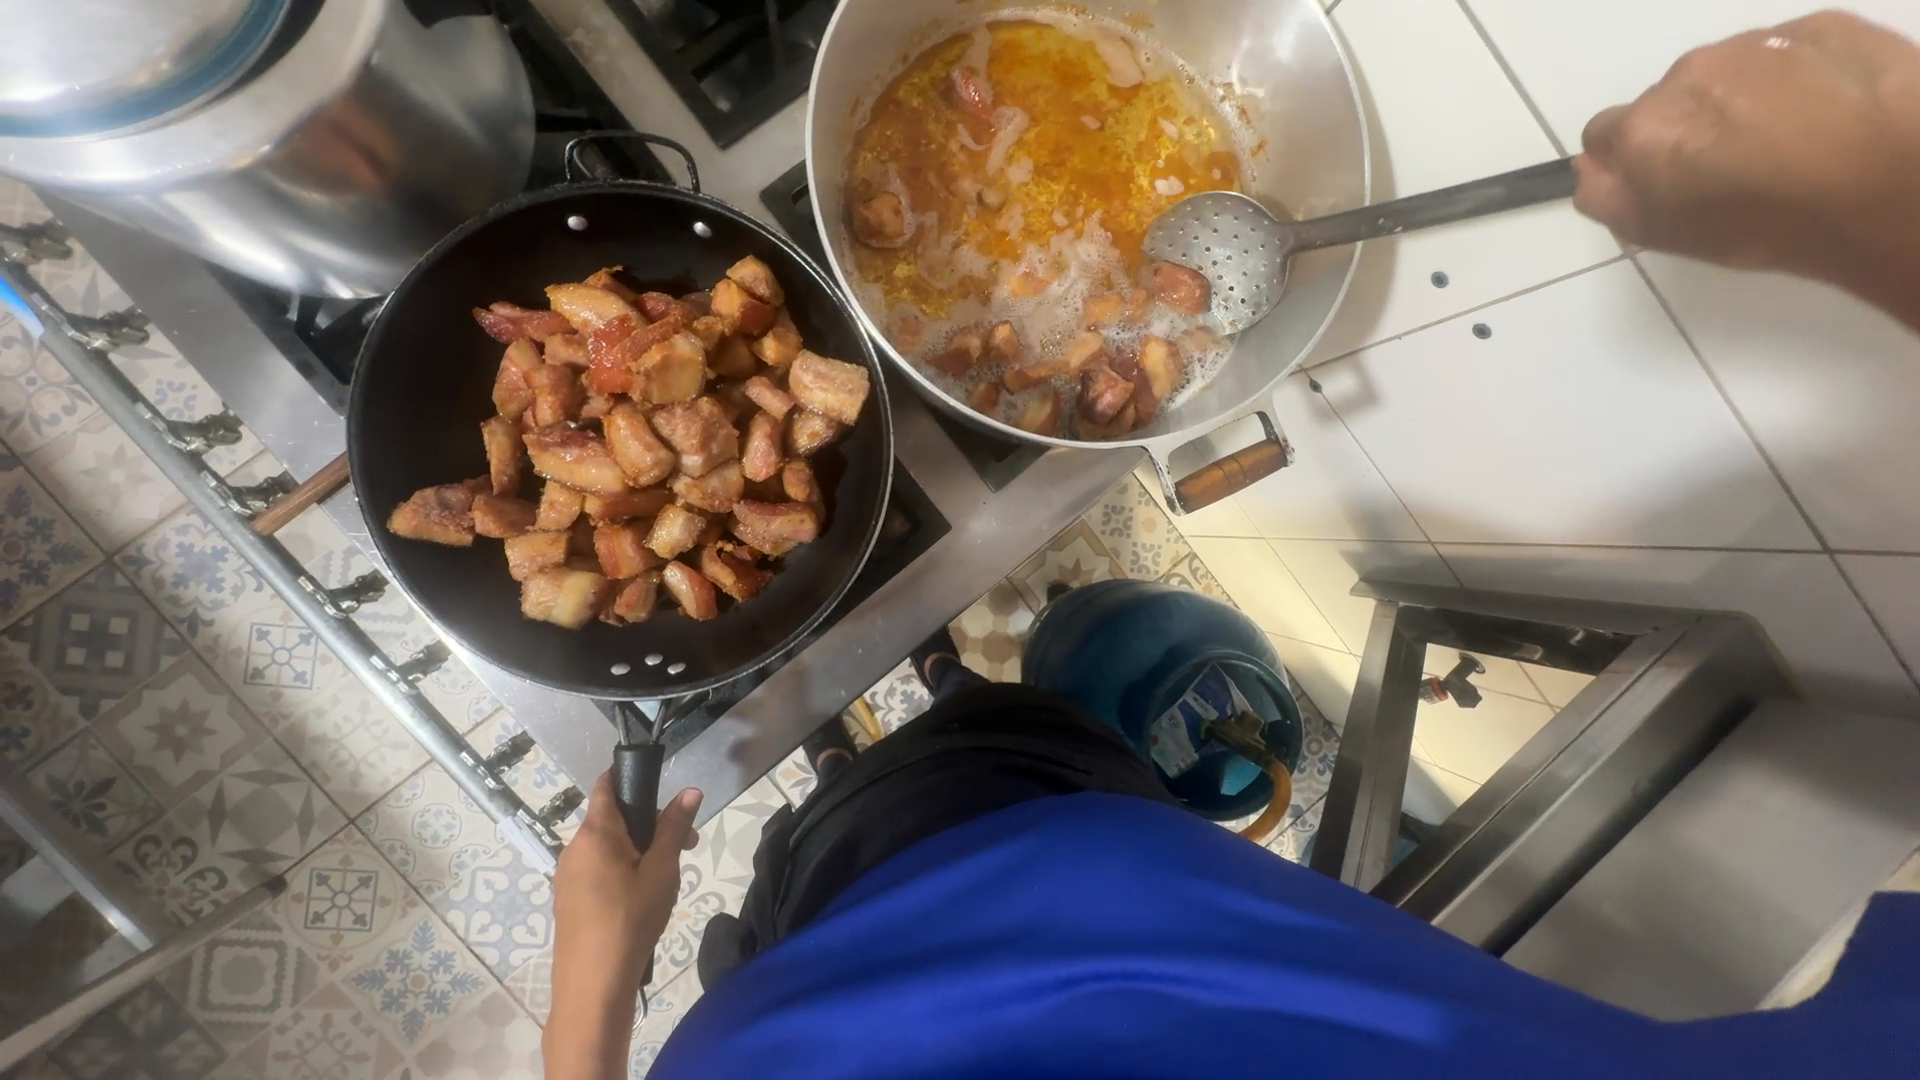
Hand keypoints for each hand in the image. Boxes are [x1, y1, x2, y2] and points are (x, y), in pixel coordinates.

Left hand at [544, 773, 700, 1079]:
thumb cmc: (630, 919)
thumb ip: (674, 827)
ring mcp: (568, 876)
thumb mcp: (662, 870)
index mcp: (594, 834)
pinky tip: (645, 895)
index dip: (631, 777)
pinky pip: (599, 869)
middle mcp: (574, 849)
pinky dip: (624, 868)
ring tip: (670, 875)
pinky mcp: (569, 900)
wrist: (593, 987)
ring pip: (609, 846)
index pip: (606, 786)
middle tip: (686, 845)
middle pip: (614, 819)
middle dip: (651, 823)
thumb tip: (690, 791)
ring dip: (640, 848)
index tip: (662, 784)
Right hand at [1574, 12, 1919, 320]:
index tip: (1658, 178)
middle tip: (1721, 163)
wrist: (1887, 189)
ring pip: (1722, 71)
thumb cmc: (1756, 224)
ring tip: (1775, 135)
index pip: (1604, 132)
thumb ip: (1605, 196)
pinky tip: (1815, 110)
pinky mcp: (1824, 25)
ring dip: (1733, 97)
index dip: (1627, 158)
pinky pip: (1782, 50)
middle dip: (1682, 123)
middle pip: (1664, 97)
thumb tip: (1592, 167)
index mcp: (1641, 127)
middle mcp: (1689, 74)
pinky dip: (1788, 75)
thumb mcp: (1655, 232)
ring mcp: (1759, 44)